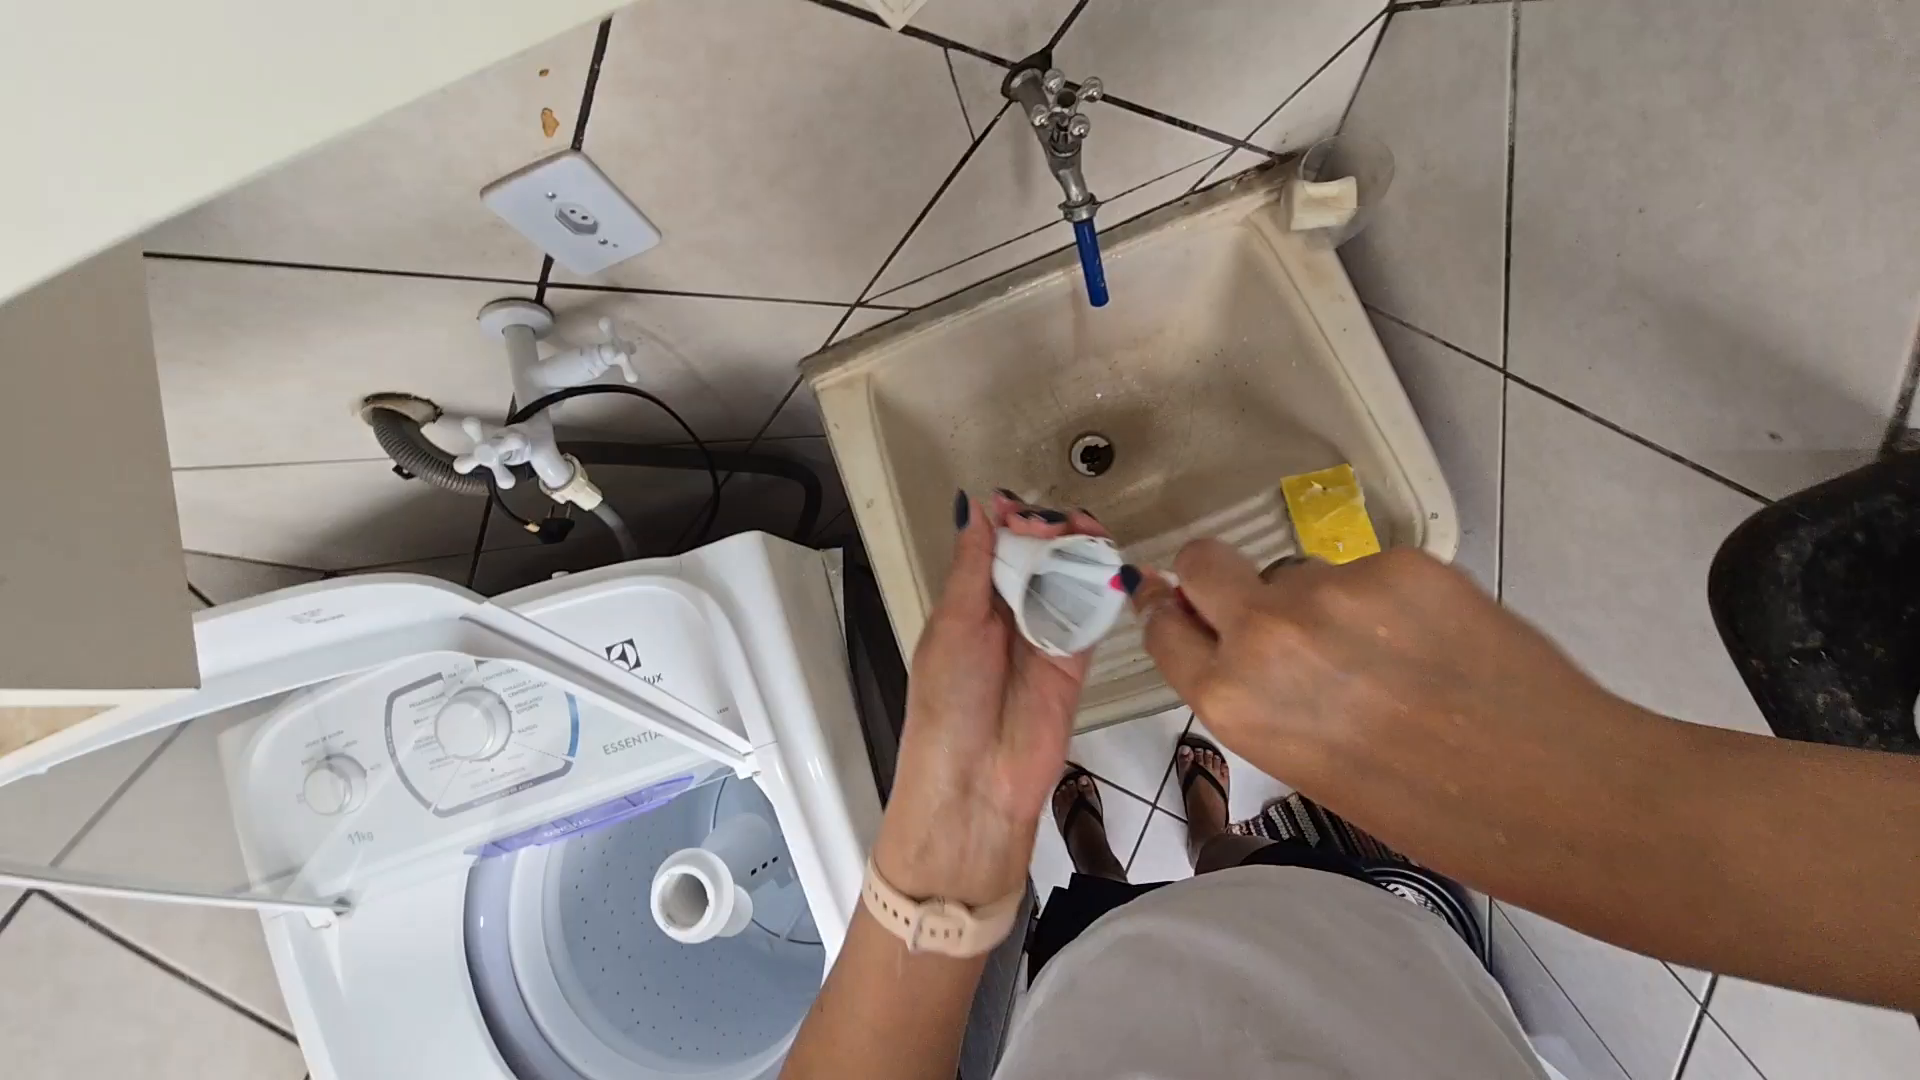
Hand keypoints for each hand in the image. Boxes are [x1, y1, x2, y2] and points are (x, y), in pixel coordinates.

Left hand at [871, 491, 1107, 907]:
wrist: (977, 782)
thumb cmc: (948, 700)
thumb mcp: (952, 625)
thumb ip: (973, 565)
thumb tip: (975, 505)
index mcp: (970, 601)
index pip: (997, 546)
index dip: (1011, 522)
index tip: (1017, 509)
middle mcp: (1008, 612)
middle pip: (1038, 556)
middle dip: (1048, 530)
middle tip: (1051, 525)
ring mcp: (1045, 633)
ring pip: (1068, 577)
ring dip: (1077, 548)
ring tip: (1083, 529)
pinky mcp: (1077, 657)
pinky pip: (1092, 612)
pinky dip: (1101, 583)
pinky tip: (1104, 560)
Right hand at [1123, 541, 1612, 786]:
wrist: (1559, 795)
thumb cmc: (1417, 806)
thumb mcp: (1298, 759)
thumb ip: (1251, 692)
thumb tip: (1231, 640)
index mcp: (1231, 699)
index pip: (1163, 626)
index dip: (1171, 615)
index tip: (1183, 610)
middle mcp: (1264, 633)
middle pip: (1201, 560)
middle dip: (1212, 574)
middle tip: (1254, 599)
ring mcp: (1332, 589)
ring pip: (1295, 570)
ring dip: (1316, 599)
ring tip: (1380, 649)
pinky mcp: (1400, 562)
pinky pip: (1363, 569)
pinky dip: (1381, 597)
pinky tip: (1427, 638)